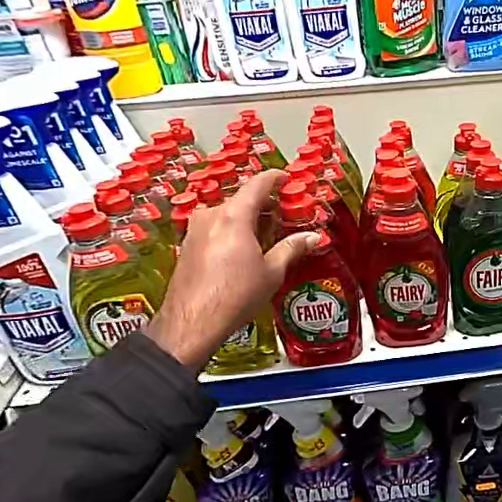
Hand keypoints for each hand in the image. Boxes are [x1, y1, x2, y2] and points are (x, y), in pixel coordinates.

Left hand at [145, 168, 320, 370]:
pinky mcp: (188, 245)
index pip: (258, 183)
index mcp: (234, 216)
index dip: (276, 178)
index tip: (288, 179)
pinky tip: (245, 248)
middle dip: (265, 203)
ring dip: (248, 217)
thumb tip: (313, 237)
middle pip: (242, 198)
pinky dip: (232, 229)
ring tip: (268, 233)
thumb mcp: (272, 272)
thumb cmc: (234, 297)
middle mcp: (211, 216)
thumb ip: (292, 248)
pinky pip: (215, 227)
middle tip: (285, 212)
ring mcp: (195, 229)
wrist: (191, 323)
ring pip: (227, 212)